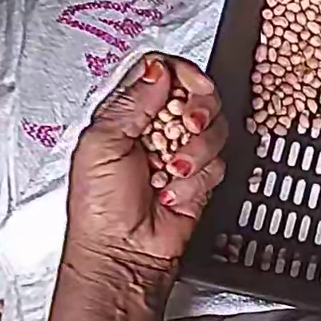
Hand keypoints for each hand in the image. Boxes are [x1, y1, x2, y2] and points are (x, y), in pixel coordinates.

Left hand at [64, 53, 228, 287]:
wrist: (124, 249)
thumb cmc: (100, 205)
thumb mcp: (101, 142)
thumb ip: (131, 103)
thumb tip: (158, 70)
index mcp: (129, 112)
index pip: (164, 72)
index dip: (183, 73)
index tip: (191, 84)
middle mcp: (159, 128)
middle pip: (199, 96)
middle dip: (199, 112)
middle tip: (185, 127)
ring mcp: (184, 153)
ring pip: (215, 131)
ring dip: (196, 152)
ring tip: (170, 172)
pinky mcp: (204, 178)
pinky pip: (220, 164)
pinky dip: (198, 180)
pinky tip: (174, 192)